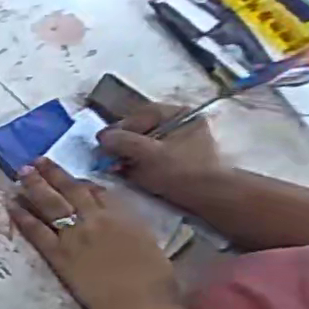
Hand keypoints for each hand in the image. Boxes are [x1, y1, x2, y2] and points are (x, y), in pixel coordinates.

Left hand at [10, 158, 178, 308]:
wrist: (137, 301)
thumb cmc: (151, 278)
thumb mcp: (147, 243)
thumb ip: (129, 225)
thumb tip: (111, 213)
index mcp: (124, 219)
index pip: (98, 193)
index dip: (79, 181)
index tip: (65, 172)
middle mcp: (97, 222)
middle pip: (71, 192)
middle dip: (53, 174)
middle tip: (36, 160)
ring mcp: (74, 236)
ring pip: (51, 204)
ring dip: (34, 187)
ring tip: (21, 173)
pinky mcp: (57, 253)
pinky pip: (35, 230)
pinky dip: (22, 215)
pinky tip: (11, 204)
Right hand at [96, 103, 222, 200]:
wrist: (205, 193)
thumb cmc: (178, 170)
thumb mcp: (146, 153)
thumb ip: (121, 141)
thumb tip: (102, 137)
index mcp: (180, 116)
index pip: (138, 115)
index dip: (120, 129)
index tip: (109, 145)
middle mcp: (178, 123)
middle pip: (135, 129)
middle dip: (120, 144)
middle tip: (110, 159)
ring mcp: (174, 139)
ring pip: (136, 142)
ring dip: (122, 154)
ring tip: (118, 167)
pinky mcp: (170, 155)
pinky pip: (141, 153)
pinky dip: (130, 161)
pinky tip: (128, 171)